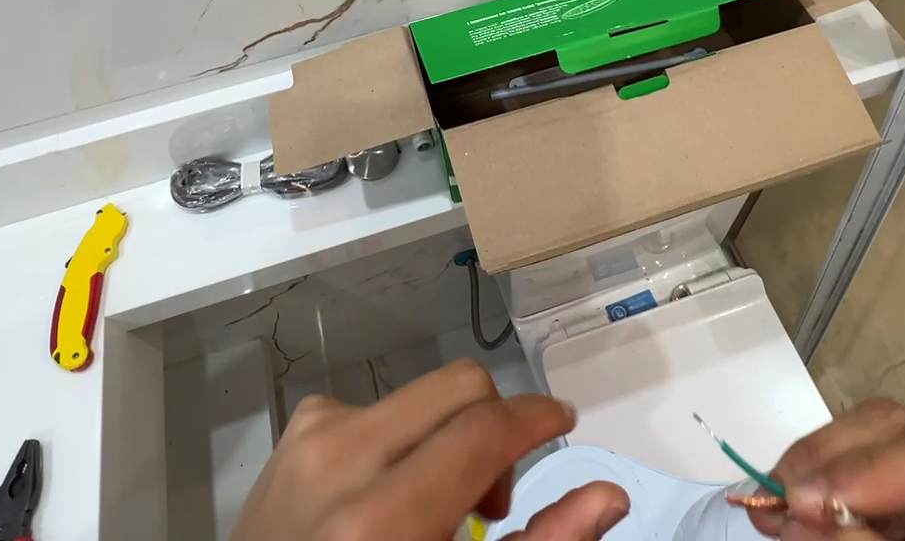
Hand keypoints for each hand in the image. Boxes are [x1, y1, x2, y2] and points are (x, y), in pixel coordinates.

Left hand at [231, 358, 629, 540]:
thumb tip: (606, 498)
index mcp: (382, 518)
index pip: (484, 428)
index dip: (537, 418)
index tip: (560, 421)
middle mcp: (342, 458)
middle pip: (460, 385)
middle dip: (494, 425)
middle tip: (492, 494)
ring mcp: (312, 435)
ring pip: (423, 392)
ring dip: (449, 432)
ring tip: (435, 499)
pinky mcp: (297, 428)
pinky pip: (378, 403)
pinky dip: (402, 436)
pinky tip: (385, 491)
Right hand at [748, 399, 904, 540]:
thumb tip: (800, 519)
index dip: (865, 471)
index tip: (805, 502)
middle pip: (897, 429)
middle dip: (826, 458)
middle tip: (773, 496)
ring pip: (873, 435)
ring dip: (815, 466)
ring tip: (773, 502)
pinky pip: (867, 466)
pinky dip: (826, 485)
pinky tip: (797, 506)